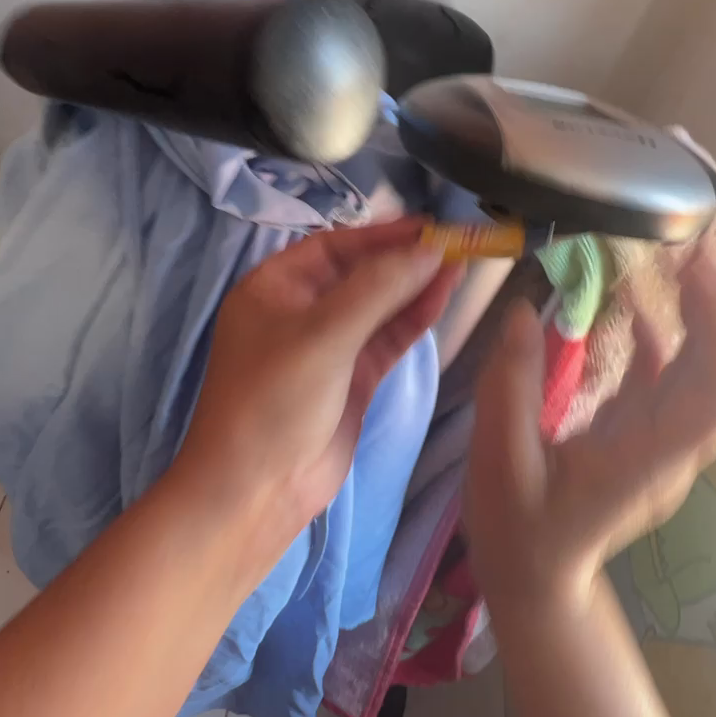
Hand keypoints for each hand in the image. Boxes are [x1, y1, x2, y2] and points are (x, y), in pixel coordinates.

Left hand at [174, 218, 461, 540]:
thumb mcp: (322, 334)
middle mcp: (299, 311)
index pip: (334, 245)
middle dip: (404, 259)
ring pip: (378, 306)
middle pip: (359, 273)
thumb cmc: (273, 399)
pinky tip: (442, 298)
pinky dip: (412, 320)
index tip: (430, 226)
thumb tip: (430, 249)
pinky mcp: (351, 379)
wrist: (255, 490)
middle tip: (457, 243)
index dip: (381, 234)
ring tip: (460, 265)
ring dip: (415, 287)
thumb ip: (378, 288)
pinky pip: (385, 339)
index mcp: (274, 287)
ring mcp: (327, 347)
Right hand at [464, 251, 715, 616]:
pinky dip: (665, 335)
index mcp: (648, 459)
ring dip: (702, 317)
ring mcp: (663, 443)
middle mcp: (672, 450)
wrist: (535, 576)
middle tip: (701, 248)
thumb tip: (521, 311)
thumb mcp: (499, 459)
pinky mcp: (644, 435)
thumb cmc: (518, 527)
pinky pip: (671, 379)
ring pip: (706, 375)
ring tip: (679, 260)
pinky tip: (634, 303)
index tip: (702, 275)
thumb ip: (509, 387)